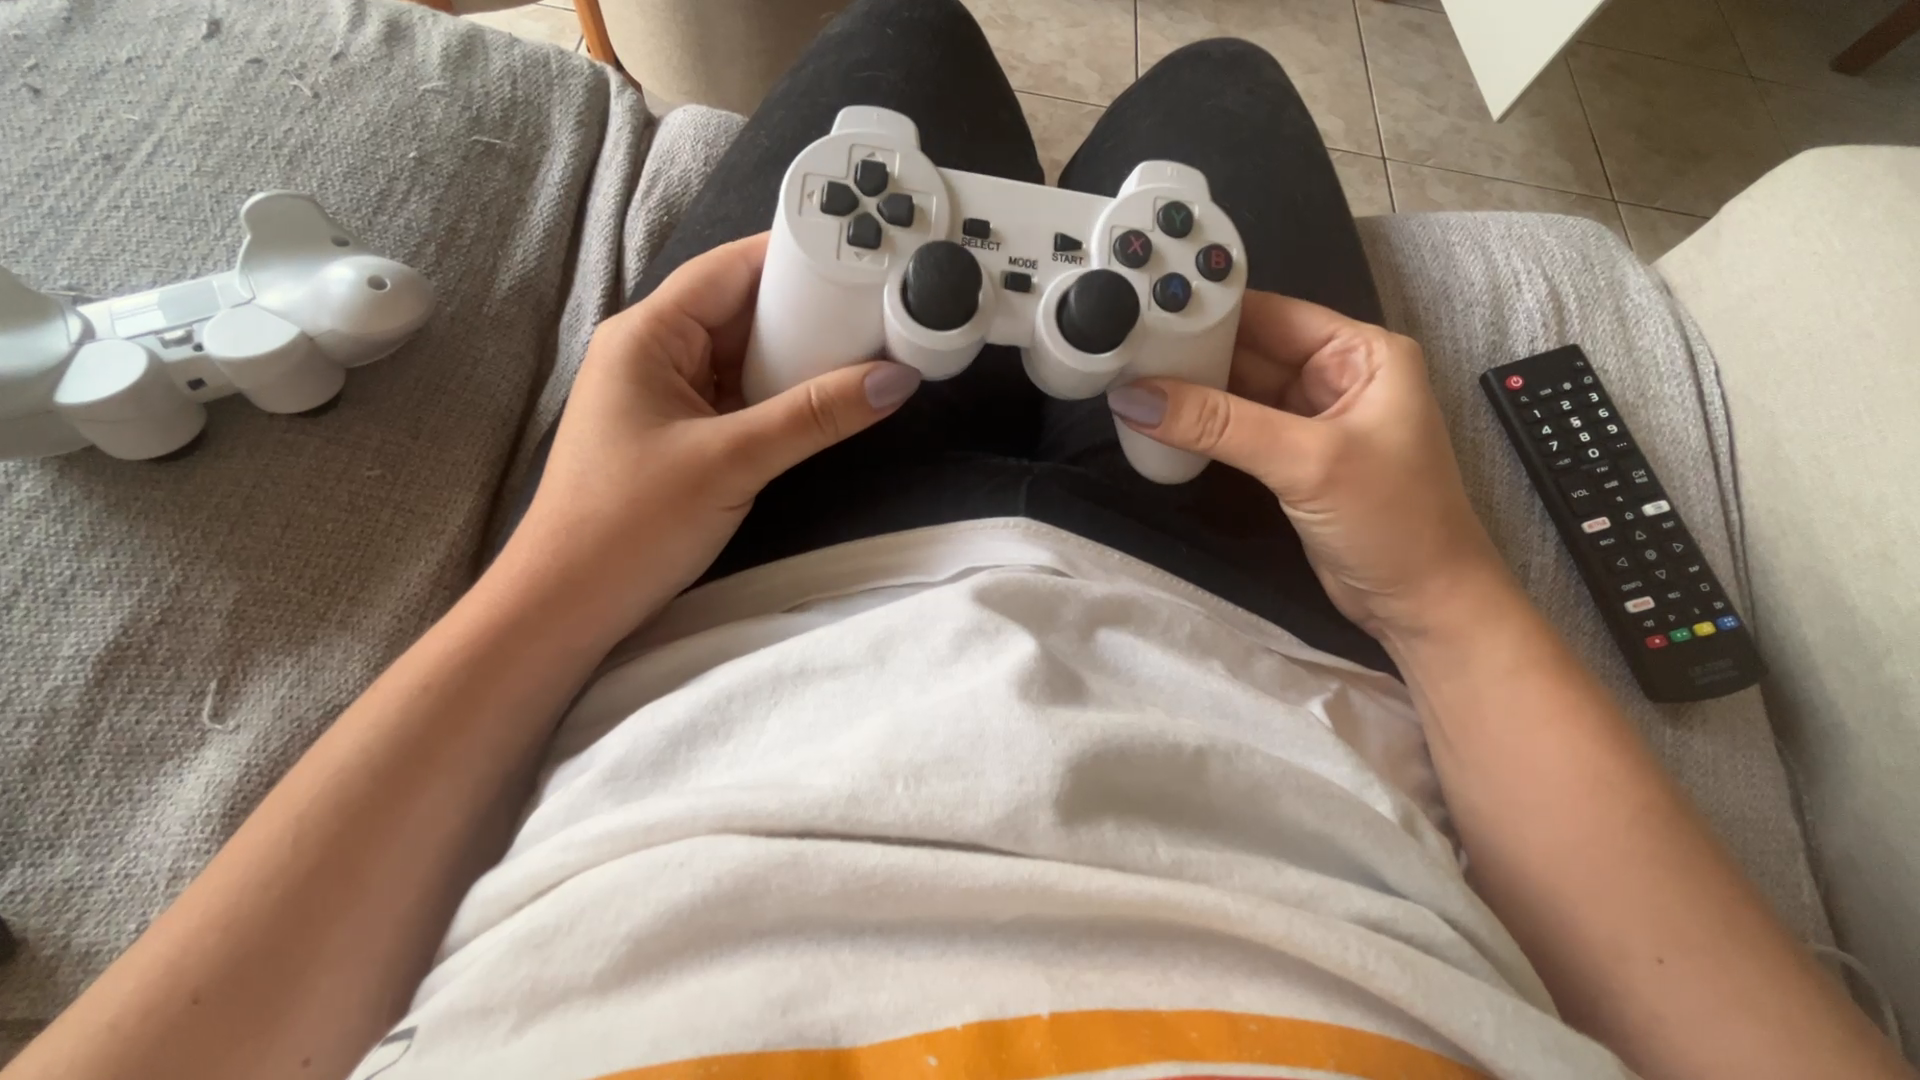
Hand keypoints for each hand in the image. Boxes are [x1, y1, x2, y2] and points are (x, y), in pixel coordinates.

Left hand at [494, 233, 921, 644]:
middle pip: (743, 311)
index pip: (732, 269)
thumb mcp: (732, 462)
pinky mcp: (682, 436)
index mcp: (649, 334)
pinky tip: (828, 400)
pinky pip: (742, 398)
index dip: (798, 259)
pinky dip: (783, 397)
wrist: (569, 604)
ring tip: (870, 351)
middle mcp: (656, 353)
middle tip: (881, 312)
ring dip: (800, 359)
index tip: (865, 259)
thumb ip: (815, 416)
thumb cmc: (631, 523)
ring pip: (747, 358)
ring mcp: (668, 397)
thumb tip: (897, 380)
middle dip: (810, 313)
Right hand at [1107, 290, 1508, 641]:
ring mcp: (1310, 421)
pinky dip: (1199, 427)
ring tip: (1128, 380)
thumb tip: (1135, 398)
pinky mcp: (1289, 460)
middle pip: (1248, 350)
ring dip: (1189, 391)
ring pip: (1236, 391)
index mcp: (1362, 353)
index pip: (1272, 313)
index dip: (1210, 310)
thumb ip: (1219, 425)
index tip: (1146, 308)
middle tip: (1123, 347)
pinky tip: (1159, 421)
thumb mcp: (1306, 461)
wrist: (1422, 604)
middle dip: (1190, 351)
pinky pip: (1234, 429)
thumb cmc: (1393, 522)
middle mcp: (1336, 377)